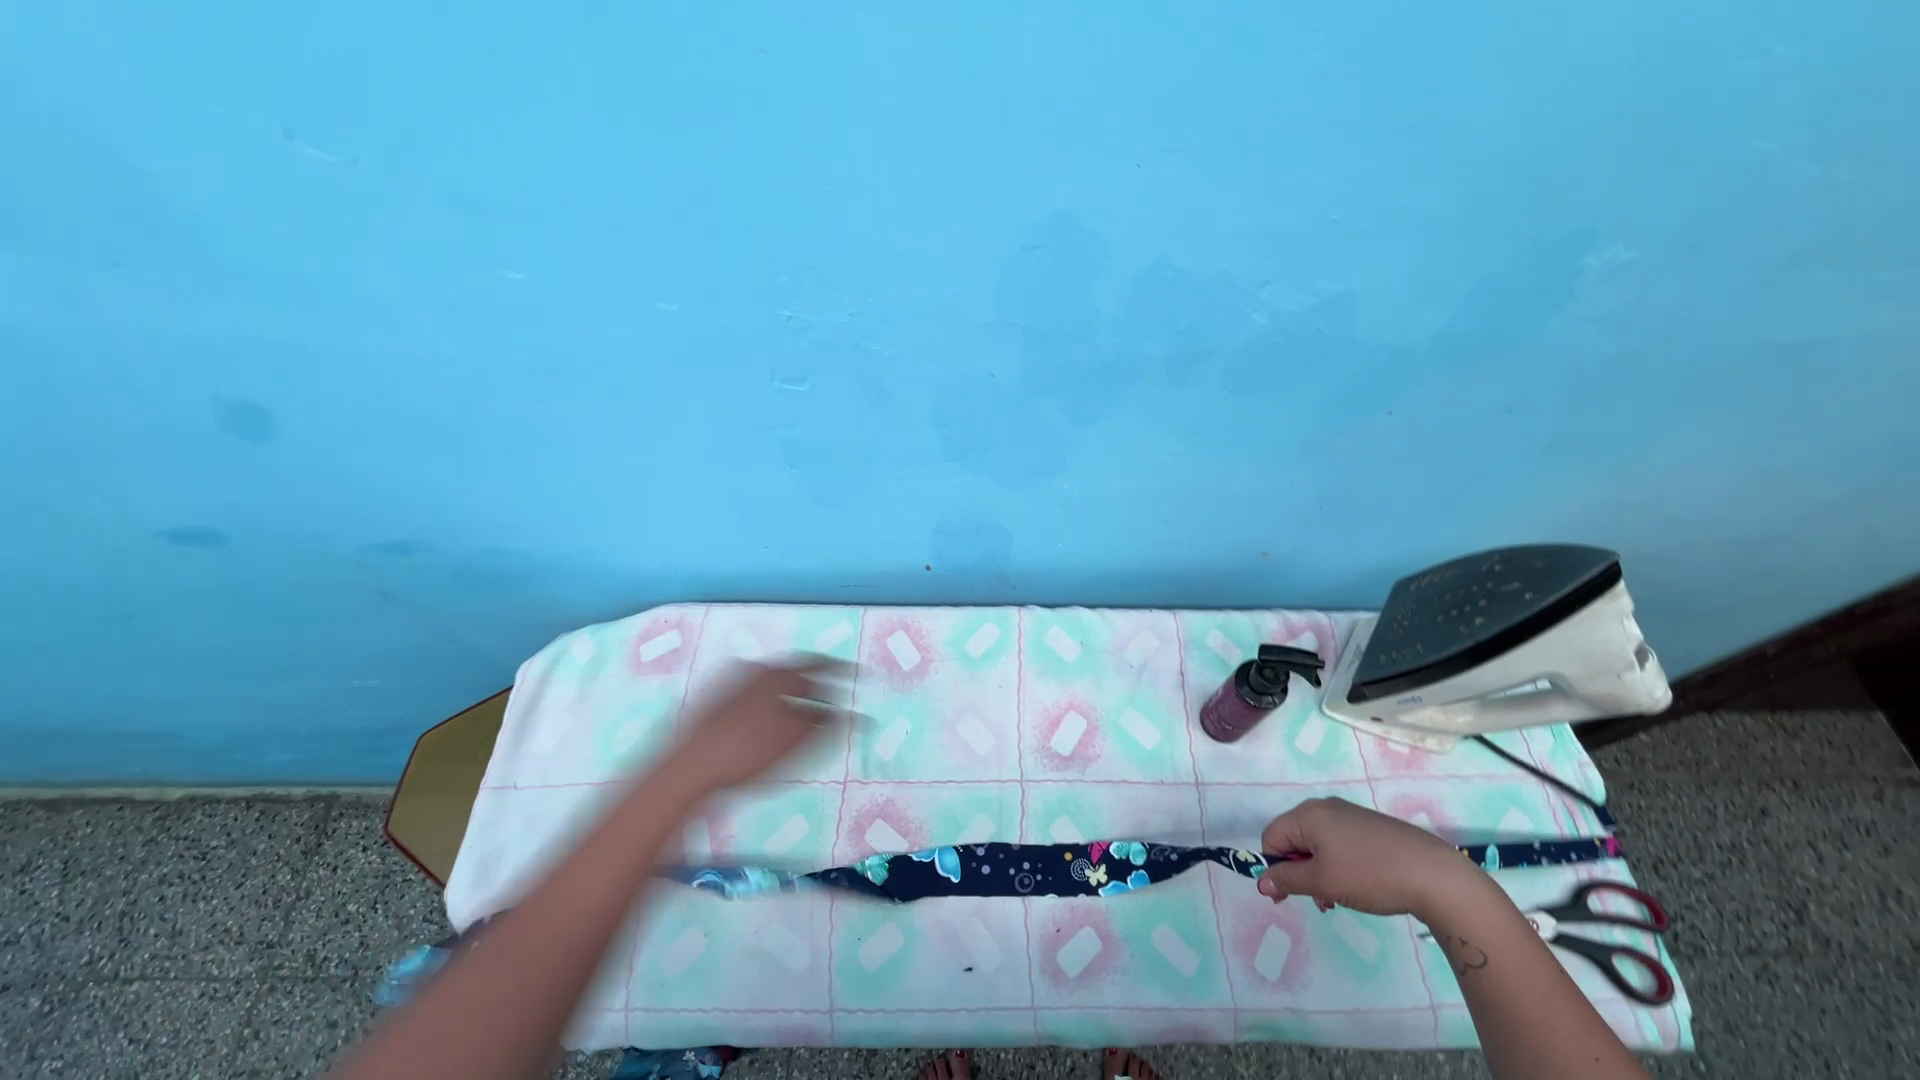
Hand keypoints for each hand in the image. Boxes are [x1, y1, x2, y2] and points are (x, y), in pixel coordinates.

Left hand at [666, 658, 851, 792]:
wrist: (686, 770)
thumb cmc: (745, 753)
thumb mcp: (795, 741)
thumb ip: (829, 725)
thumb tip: (857, 716)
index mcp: (775, 673)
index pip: (818, 664)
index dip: (841, 670)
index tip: (858, 673)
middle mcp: (751, 671)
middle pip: (791, 673)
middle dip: (814, 684)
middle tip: (832, 696)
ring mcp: (728, 686)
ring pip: (769, 686)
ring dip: (790, 697)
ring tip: (804, 715)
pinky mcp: (711, 705)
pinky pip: (751, 698)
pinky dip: (768, 706)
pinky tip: (769, 728)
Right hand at [1256, 796, 1487, 918]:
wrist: (1435, 875)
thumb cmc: (1370, 875)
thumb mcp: (1322, 882)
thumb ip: (1286, 880)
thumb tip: (1261, 881)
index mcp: (1308, 814)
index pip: (1271, 837)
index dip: (1273, 867)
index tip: (1286, 896)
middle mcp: (1325, 808)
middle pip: (1294, 839)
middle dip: (1297, 872)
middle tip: (1315, 900)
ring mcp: (1350, 816)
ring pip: (1318, 845)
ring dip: (1318, 873)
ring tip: (1336, 900)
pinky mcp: (1371, 828)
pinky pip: (1339, 844)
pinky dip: (1338, 866)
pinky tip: (1356, 887)